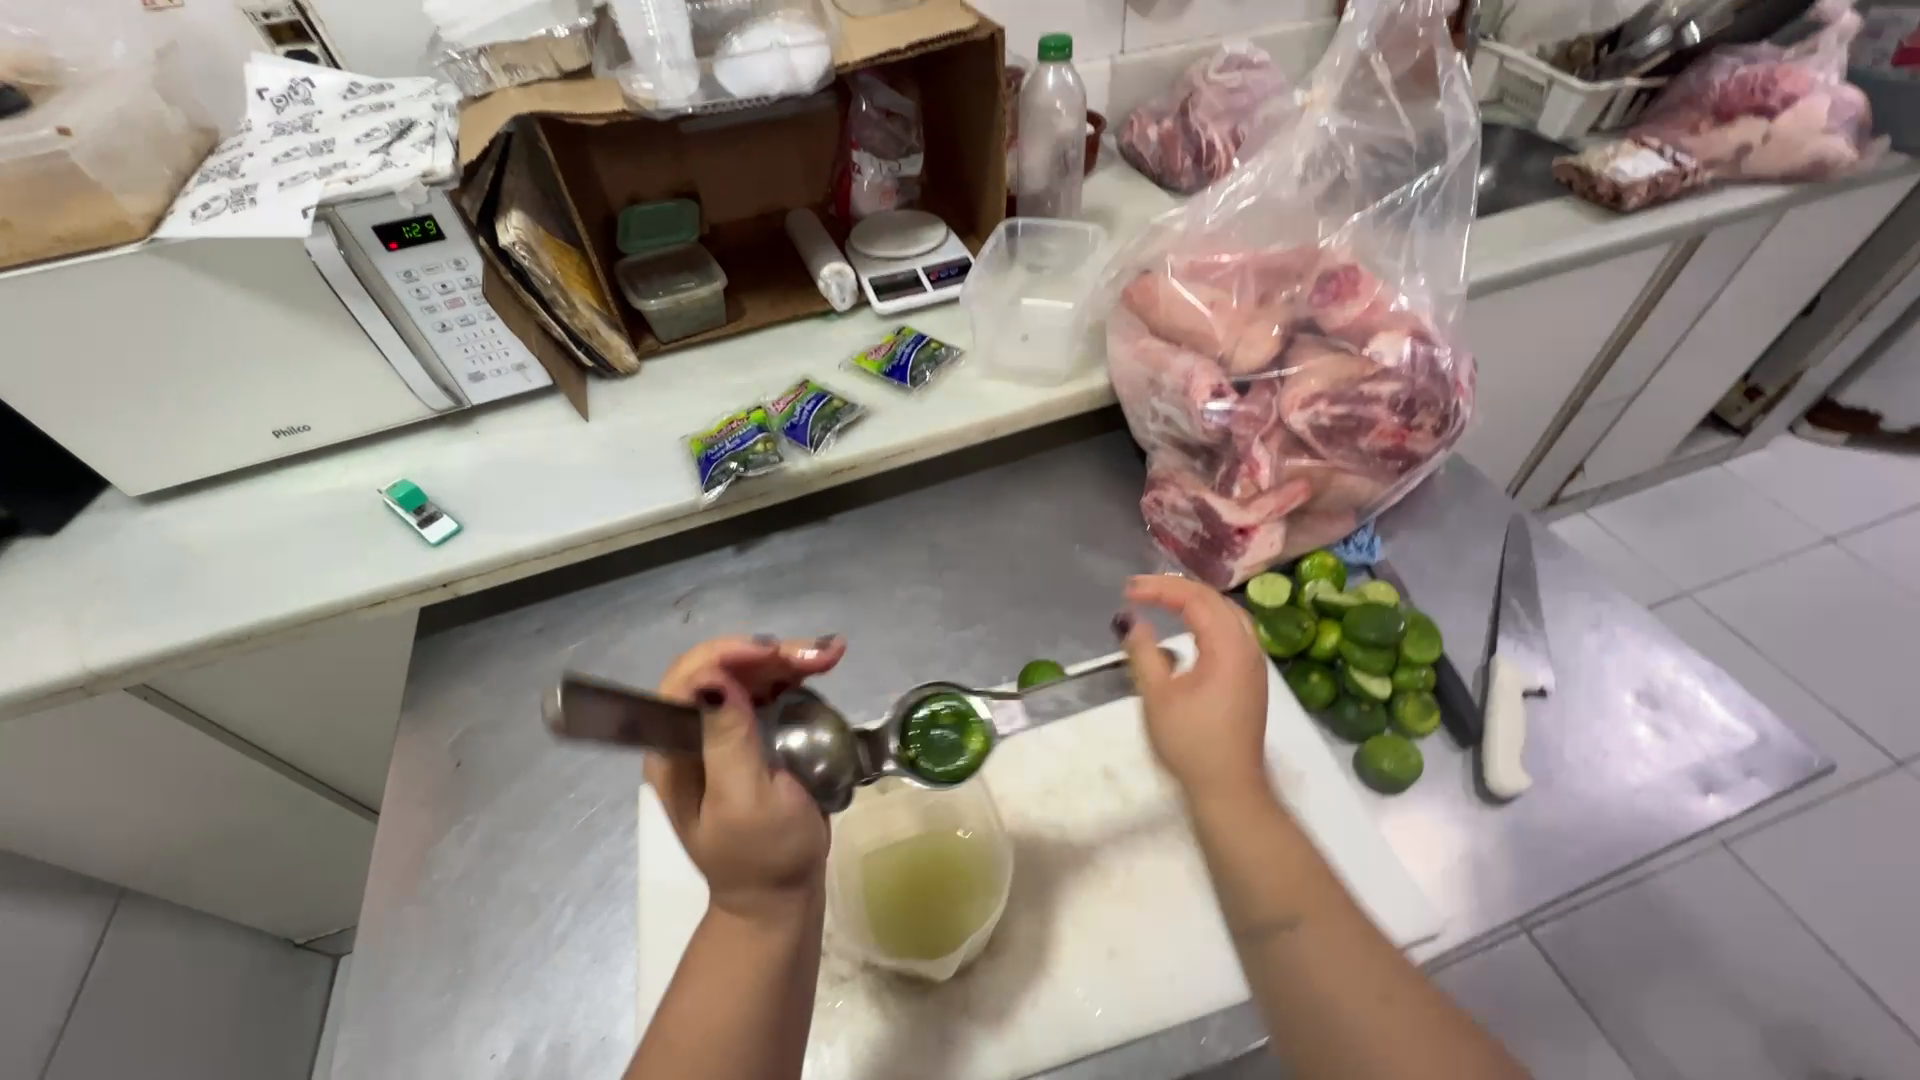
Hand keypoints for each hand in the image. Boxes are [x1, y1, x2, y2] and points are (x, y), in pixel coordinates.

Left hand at [647, 634, 848, 919]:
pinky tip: (823, 664)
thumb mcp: (745, 803)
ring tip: (829, 654)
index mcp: (674, 751)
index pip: (685, 681)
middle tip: (819, 654)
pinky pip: (768, 689)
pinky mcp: (752, 734)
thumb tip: (715, 681)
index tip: (773, 654)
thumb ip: (728, 741)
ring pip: (747, 673)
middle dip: (767, 652)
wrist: (782, 894)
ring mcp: (723, 731)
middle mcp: (692, 733)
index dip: (727, 656)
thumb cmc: (763, 856)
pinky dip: (795, 672)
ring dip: (786, 657)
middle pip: (720, 668)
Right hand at [1116, 575, 1272, 800]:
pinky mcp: (1251, 678)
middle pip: (1216, 600)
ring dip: (1196, 601)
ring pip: (1228, 614)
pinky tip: (1189, 627)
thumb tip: (1133, 621)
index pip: (1196, 599)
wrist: (1229, 788)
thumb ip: (1144, 652)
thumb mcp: (1157, 696)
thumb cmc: (1191, 742)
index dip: (1160, 589)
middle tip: (1140, 589)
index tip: (1128, 590)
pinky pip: (1232, 631)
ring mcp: (1254, 664)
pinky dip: (1208, 619)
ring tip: (1163, 599)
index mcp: (1229, 648)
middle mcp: (1249, 648)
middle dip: (1177, 589)